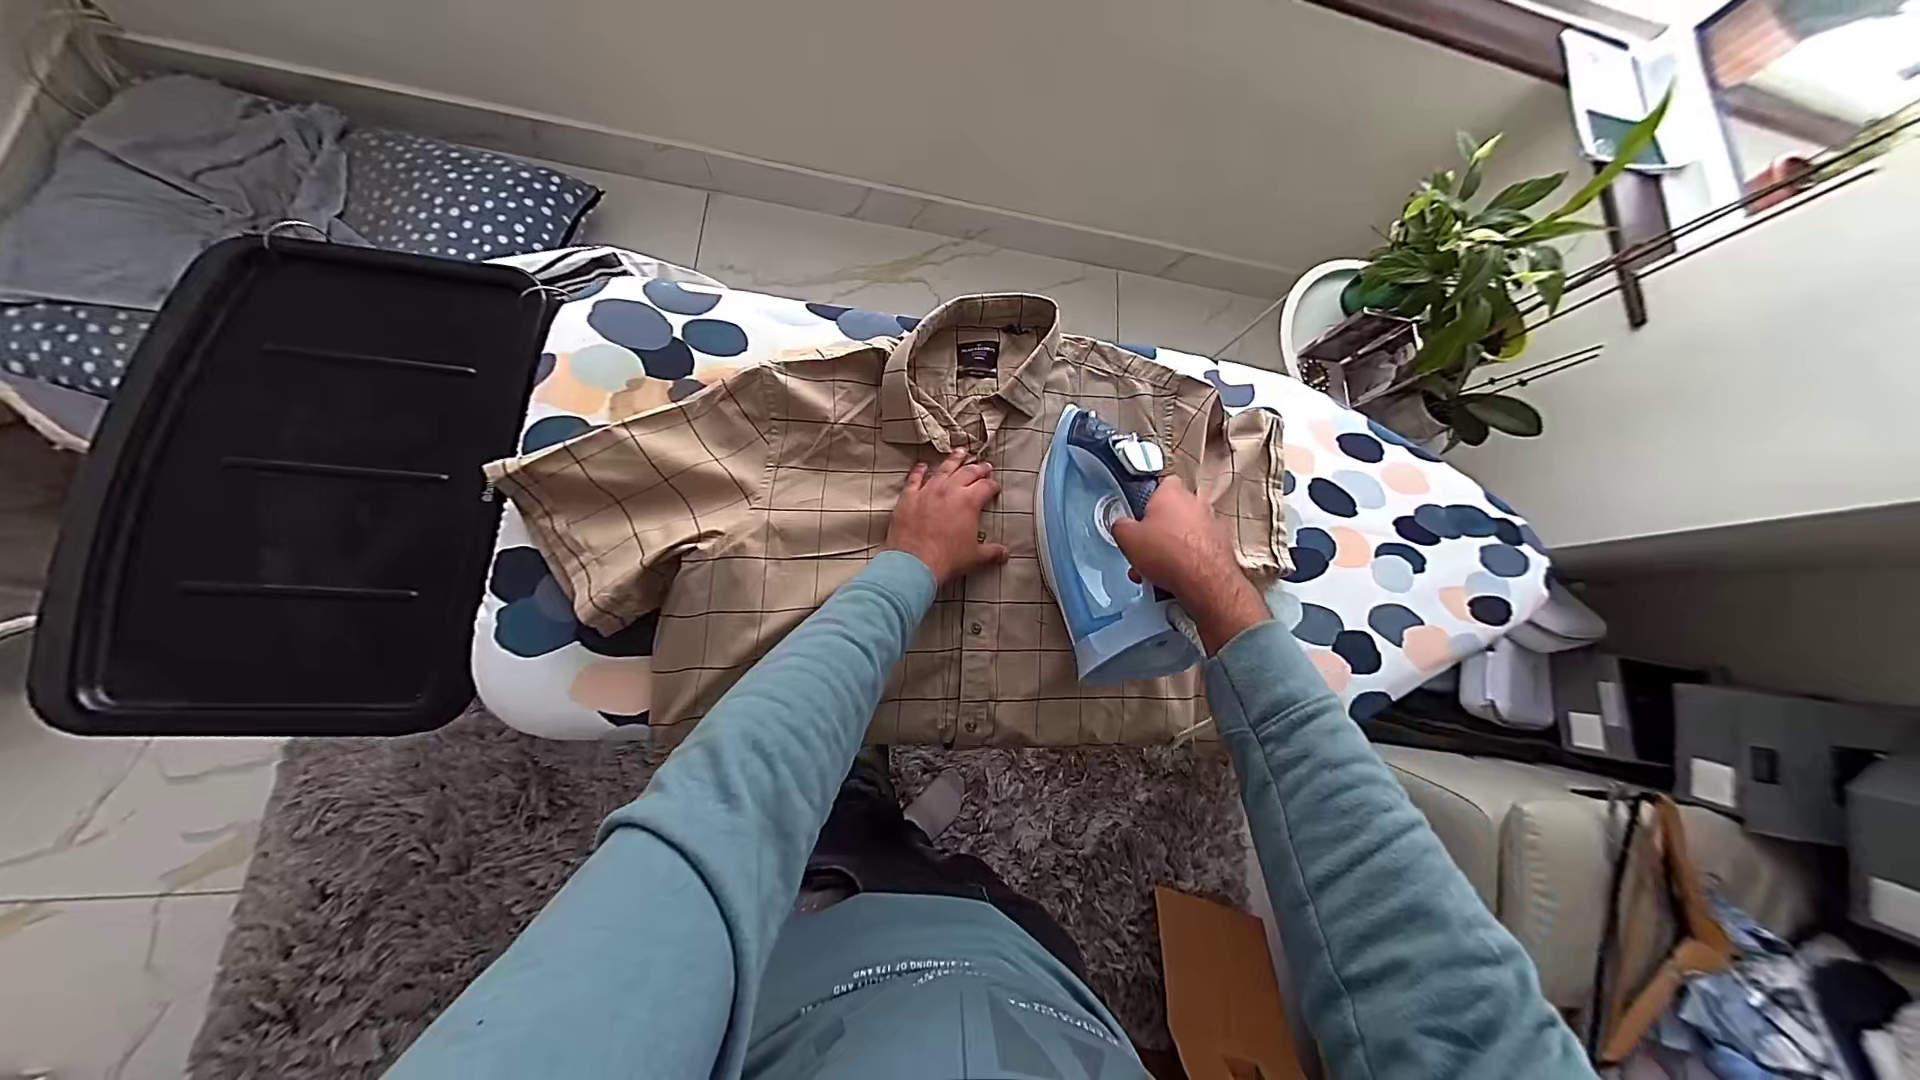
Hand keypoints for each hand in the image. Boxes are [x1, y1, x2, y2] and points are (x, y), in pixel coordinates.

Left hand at [885, 450, 1010, 584]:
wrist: (915, 563)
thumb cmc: (947, 559)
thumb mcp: (975, 557)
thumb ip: (992, 552)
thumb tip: (1004, 554)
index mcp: (969, 501)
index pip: (986, 486)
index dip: (992, 485)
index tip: (994, 486)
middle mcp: (949, 490)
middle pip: (967, 472)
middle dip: (978, 467)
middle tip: (984, 465)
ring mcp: (927, 491)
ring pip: (943, 469)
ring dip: (953, 459)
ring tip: (960, 452)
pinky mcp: (909, 497)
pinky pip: (915, 478)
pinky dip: (919, 471)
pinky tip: (922, 465)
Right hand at [1109, 477, 1270, 653]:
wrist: (1204, 581)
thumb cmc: (1169, 554)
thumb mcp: (1126, 538)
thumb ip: (1120, 526)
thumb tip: (1121, 526)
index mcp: (1171, 493)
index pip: (1160, 484)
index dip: (1148, 500)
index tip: (1140, 514)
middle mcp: (1195, 503)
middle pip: (1171, 513)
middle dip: (1157, 530)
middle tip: (1144, 548)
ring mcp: (1212, 524)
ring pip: (1183, 534)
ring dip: (1170, 548)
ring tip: (1155, 570)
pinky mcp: (1221, 545)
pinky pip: (1197, 550)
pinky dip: (1186, 560)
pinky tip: (1173, 576)